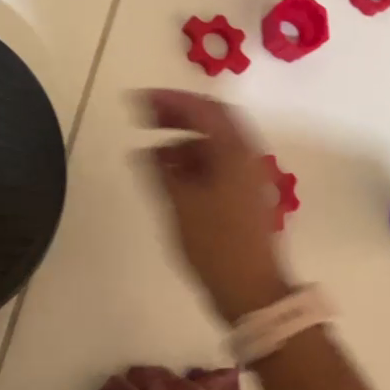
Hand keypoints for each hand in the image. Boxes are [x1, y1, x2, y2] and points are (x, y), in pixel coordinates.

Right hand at [139, 89, 292, 323]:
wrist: (251, 289)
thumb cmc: (215, 245)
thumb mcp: (180, 205)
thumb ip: (160, 171)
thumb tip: (145, 150)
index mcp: (234, 152)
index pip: (202, 109)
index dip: (170, 100)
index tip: (138, 101)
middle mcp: (246, 157)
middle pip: (212, 121)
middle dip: (178, 114)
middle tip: (144, 116)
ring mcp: (248, 177)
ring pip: (215, 143)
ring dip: (184, 138)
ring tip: (152, 148)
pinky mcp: (244, 195)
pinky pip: (218, 163)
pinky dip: (193, 159)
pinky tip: (170, 173)